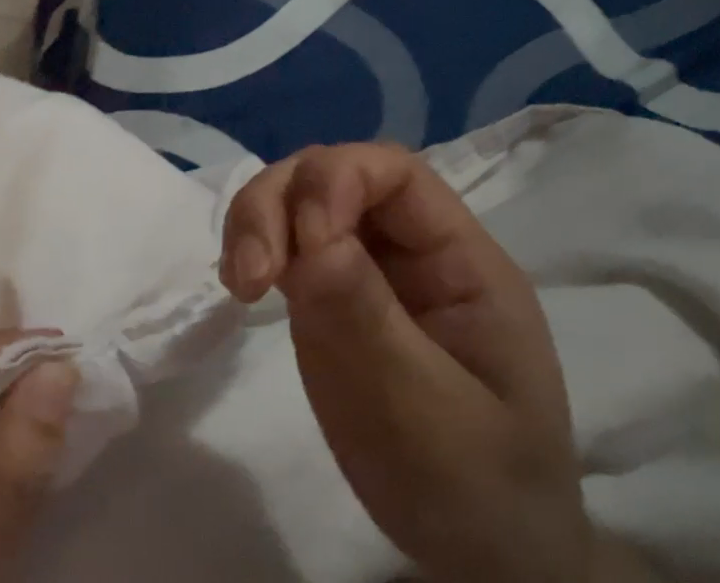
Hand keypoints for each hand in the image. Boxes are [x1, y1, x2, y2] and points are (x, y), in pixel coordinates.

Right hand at [220, 144, 606, 582]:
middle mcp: (411, 253)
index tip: (304, 247)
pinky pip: (286, 251)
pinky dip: (252, 253)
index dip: (338, 182)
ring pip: (299, 206)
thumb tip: (310, 235)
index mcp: (462, 262)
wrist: (479, 555)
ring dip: (256, 224)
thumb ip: (370, 319)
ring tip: (239, 284)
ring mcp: (368, 277)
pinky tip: (241, 288)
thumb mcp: (428, 408)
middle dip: (280, 203)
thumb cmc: (474, 485)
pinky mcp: (330, 306)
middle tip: (249, 275)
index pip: (395, 174)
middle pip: (334, 178)